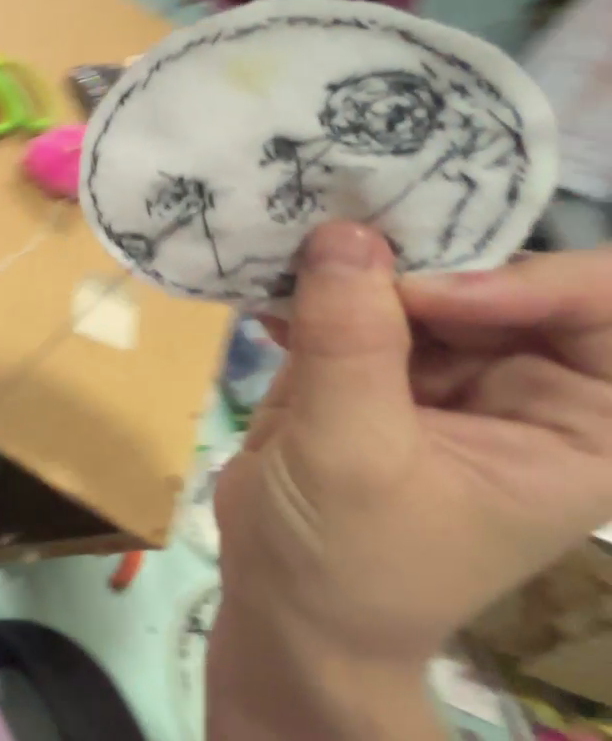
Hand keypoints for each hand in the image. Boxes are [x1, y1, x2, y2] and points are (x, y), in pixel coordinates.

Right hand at [207, 223, 611, 736]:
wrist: (287, 607)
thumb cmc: (350, 552)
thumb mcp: (352, 448)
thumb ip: (350, 340)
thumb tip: (342, 232)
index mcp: (576, 421)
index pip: (595, 311)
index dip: (519, 280)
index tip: (413, 287)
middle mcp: (519, 388)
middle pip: (493, 283)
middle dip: (415, 260)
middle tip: (329, 241)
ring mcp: (436, 380)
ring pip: (410, 289)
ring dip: (348, 271)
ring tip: (283, 252)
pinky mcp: (363, 377)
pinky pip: (347, 312)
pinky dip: (304, 296)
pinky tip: (262, 292)